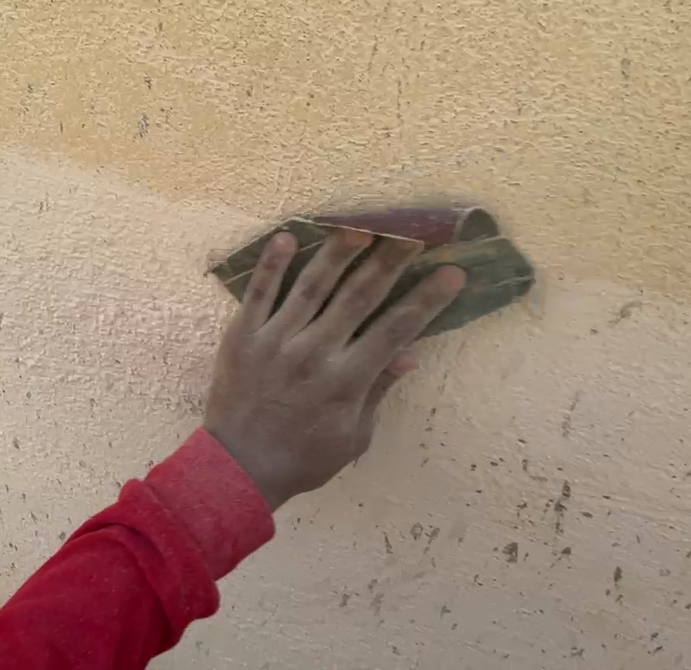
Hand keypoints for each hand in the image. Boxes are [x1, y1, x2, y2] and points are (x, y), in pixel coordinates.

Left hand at [204, 229, 466, 509]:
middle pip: (358, 298)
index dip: (426, 299)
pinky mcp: (243, 334)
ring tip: (359, 225)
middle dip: (389, 263)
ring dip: (336, 253)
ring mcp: (275, 340)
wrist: (238, 466)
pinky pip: (257, 293)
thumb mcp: (353, 436)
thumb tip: (409, 353)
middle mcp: (314, 353)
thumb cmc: (303, 457)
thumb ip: (378, 391)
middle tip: (411, 234)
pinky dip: (271, 264)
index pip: (395, 329)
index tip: (451, 272)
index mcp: (347, 381)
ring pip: (311, 286)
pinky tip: (286, 237)